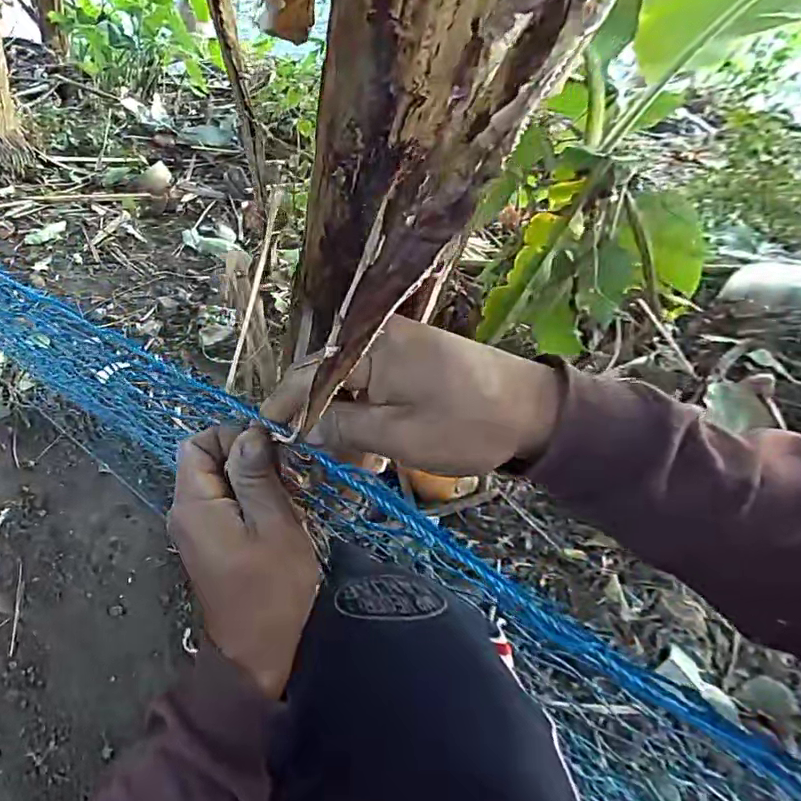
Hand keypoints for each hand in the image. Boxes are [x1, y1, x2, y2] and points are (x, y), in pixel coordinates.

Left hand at [171, 424, 320, 698]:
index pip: (197, 443)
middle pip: (206, 460)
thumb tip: (250, 432)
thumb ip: (257, 474)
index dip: (232, 436)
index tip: (271, 450)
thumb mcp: (273, 524)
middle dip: (247, 458)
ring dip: (252, 479)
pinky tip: (277, 513)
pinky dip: (249, 499)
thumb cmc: (270, 590)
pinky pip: (223, 503)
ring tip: (287, 494)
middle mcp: (184, 511)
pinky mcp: (208, 542)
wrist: (256, 654)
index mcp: (193, 503)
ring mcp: (194, 529)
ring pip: (218, 481)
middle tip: (286, 473)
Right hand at [262, 315, 563, 476]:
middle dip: (314, 419)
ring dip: (343, 422)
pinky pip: (372, 384)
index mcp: (370, 348)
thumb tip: (301, 428)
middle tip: (308, 458)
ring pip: (348, 385)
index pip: (307, 375)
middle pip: (325, 378)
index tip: (264, 435)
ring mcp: (394, 345)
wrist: (537, 410)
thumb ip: (343, 428)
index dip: (283, 407)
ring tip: (348, 463)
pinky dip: (366, 414)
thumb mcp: (400, 435)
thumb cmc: (468, 424)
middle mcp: (376, 337)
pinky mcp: (409, 358)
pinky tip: (372, 449)